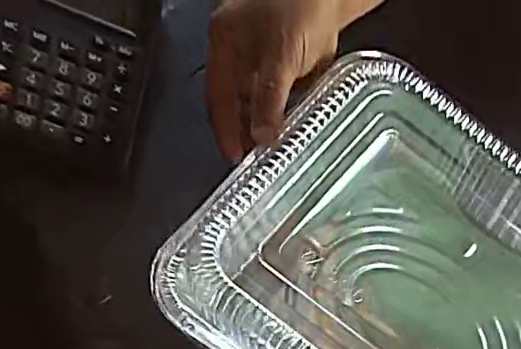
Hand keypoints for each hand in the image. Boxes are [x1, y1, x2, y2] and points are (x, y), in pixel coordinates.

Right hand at [206, 0, 354, 161]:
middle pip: (234, 103)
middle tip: (254, 161)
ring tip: (271, 153)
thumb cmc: (303, 3)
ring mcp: (260, 58)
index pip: (218, 99)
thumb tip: (261, 136)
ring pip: (254, 103)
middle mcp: (239, 52)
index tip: (237, 159)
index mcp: (225, 44)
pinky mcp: (282, 64)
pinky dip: (279, 116)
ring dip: (261, 127)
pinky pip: (275, 98)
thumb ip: (270, 98)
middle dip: (243, 133)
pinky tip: (287, 132)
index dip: (226, 132)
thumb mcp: (282, 55)